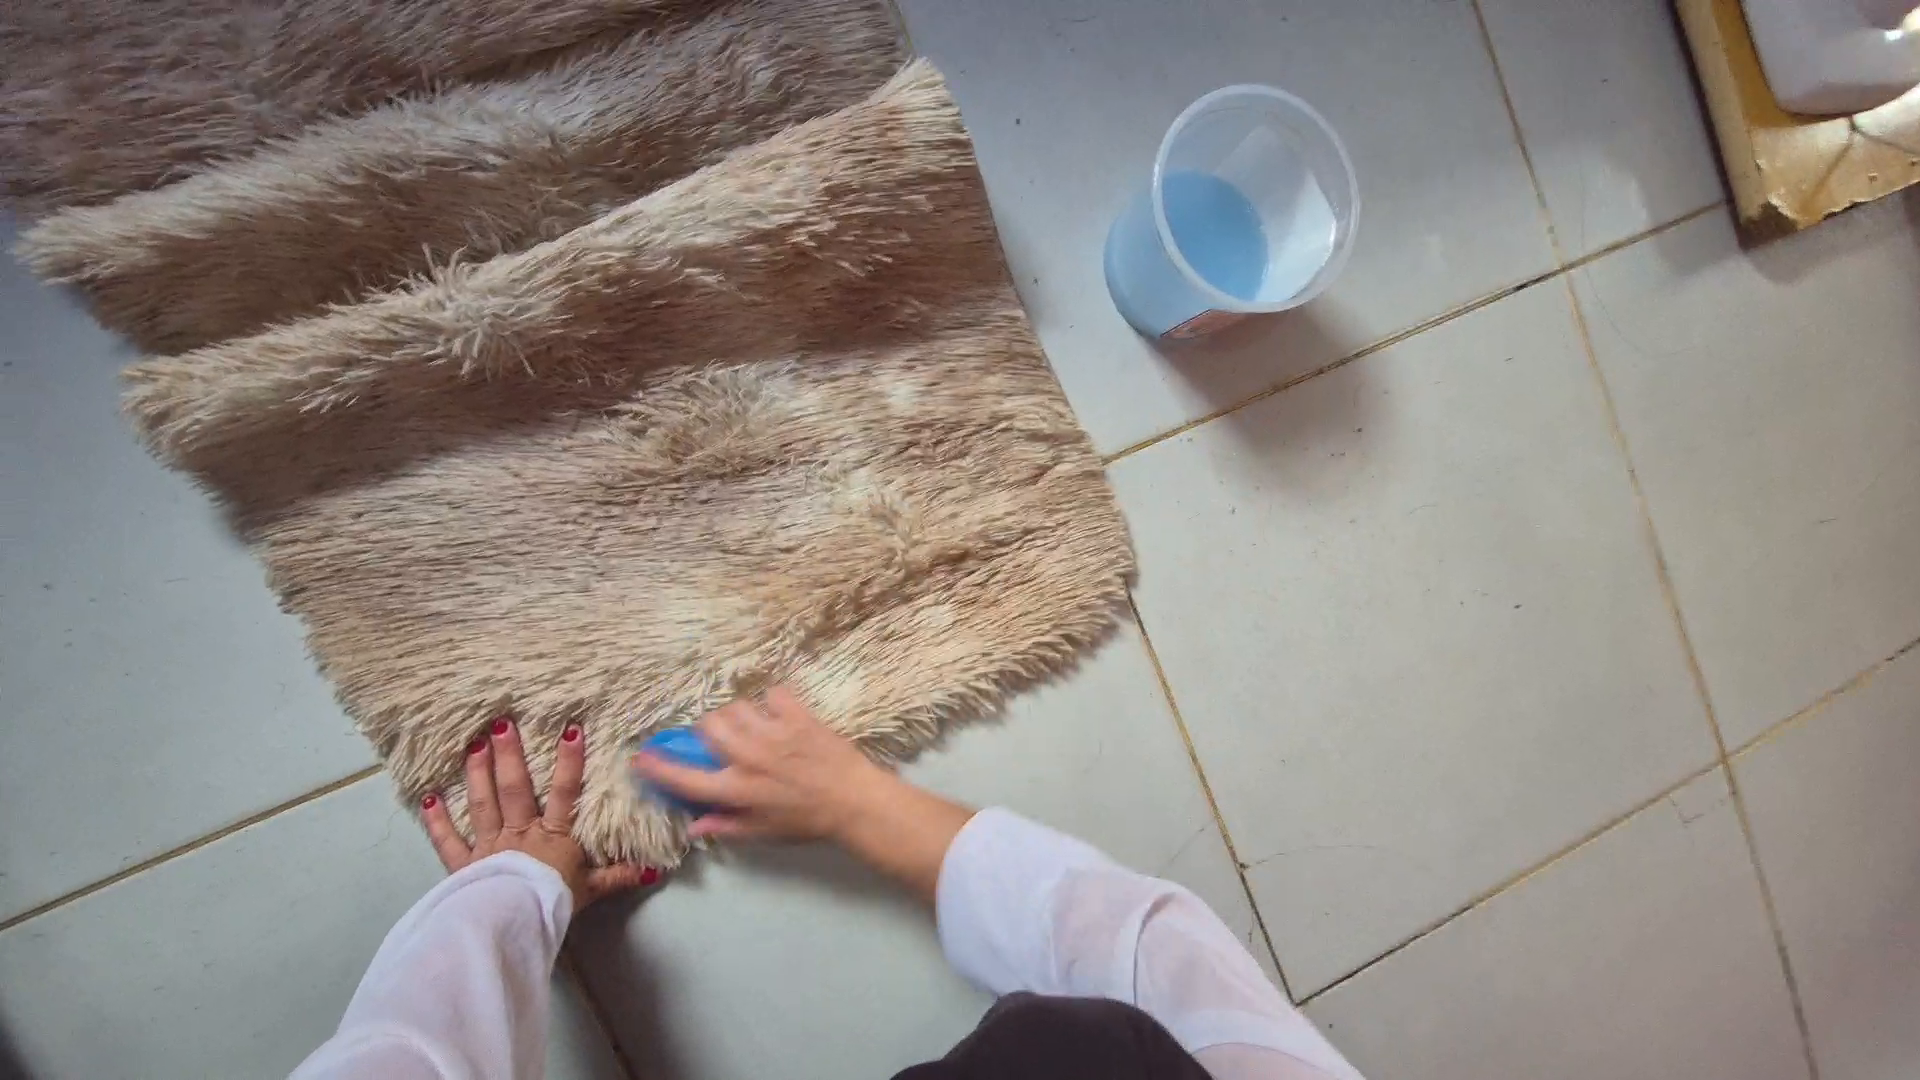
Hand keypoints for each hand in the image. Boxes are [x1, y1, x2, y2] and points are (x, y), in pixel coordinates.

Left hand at [423, 717, 656, 907]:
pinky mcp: (463, 866)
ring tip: (472, 745)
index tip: (570, 728)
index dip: (569, 760)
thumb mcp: (592, 890)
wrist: (508, 928)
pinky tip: (429, 798)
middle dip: (509, 755)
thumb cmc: (552, 904)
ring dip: (477, 774)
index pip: (564, 791)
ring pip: (483, 804)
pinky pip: (448, 841)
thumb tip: (655, 868)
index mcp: (554, 834)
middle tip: (500, 724)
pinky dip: (438, 821)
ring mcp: (489, 846)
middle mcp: (520, 832)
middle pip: (515, 789)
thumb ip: (619, 876)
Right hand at [630, 686, 890, 841]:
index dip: (658, 767)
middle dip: (706, 728)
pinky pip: (774, 693)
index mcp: (736, 790)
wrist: (853, 800)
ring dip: (736, 713)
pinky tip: (778, 712)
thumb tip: (694, 826)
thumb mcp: (763, 833)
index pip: (686, 777)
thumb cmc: (807, 821)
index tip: (642, 756)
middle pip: (708, 726)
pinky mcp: (798, 717)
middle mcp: (749, 758)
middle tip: (718, 736)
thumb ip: (727, 826)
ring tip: (748, 723)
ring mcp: (774, 734)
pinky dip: (772, 700)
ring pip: (736, 707)